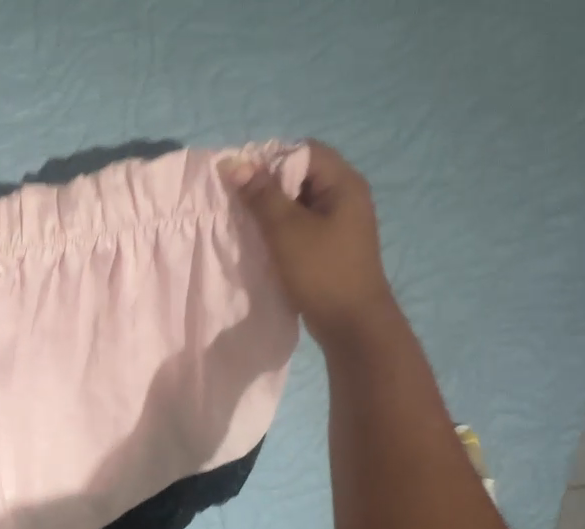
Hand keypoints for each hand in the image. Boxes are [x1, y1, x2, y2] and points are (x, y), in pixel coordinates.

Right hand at [221, 140, 398, 344]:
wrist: (351, 321)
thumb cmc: (321, 271)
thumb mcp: (286, 231)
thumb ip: (261, 196)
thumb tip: (234, 163)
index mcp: (343, 183)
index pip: (304, 151)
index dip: (270, 160)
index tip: (240, 181)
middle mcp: (346, 195)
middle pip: (301, 174)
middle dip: (267, 185)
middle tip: (237, 203)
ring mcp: (340, 221)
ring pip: (299, 201)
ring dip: (271, 209)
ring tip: (244, 223)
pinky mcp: (330, 243)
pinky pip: (301, 223)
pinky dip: (279, 228)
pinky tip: (260, 242)